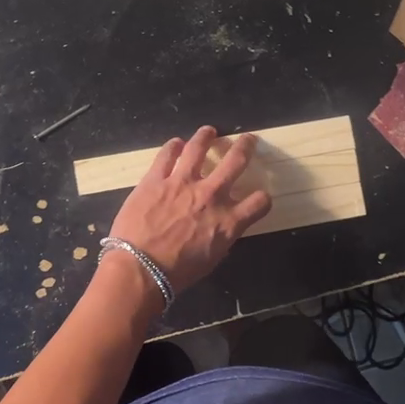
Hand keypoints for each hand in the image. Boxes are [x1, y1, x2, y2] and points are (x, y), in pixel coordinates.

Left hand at [107, 126, 271, 292]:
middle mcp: (211, 195)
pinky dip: (173, 146)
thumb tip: (221, 228)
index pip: (259, 201)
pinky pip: (167, 155)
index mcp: (228, 220)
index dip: (263, 198)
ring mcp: (182, 183)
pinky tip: (176, 143)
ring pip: (199, 148)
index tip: (260, 196)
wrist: (141, 268)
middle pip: (236, 161)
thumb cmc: (177, 273)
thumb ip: (221, 238)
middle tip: (248, 139)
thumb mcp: (211, 259)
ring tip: (209, 131)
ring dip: (206, 136)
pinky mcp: (155, 179)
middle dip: (245, 147)